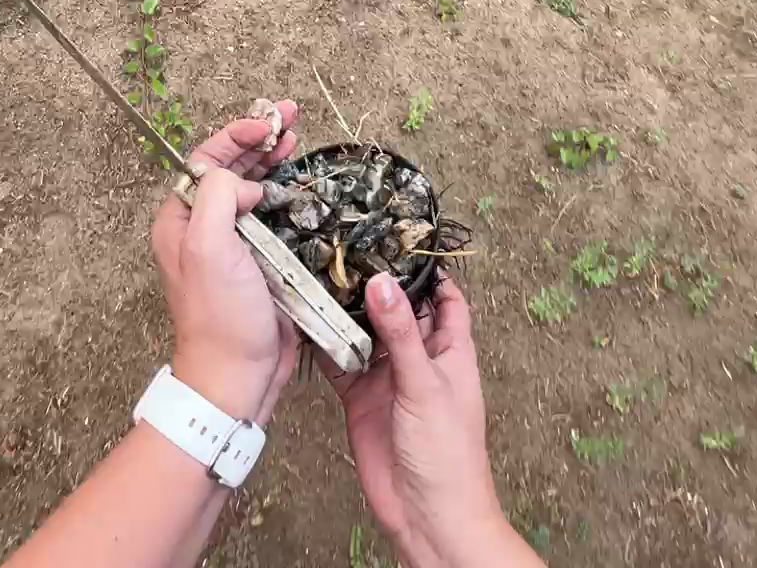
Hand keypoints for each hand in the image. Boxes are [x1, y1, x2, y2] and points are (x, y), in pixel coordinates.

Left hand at [150, 100, 301, 423]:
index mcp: (181, 219)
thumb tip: (246, 184)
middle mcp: (202, 225)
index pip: (207, 160)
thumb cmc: (220, 315)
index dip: (236, 136)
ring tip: (295, 136)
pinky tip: (298, 179)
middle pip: (230, 167)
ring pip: (251, 185)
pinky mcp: (257, 258)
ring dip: (271, 159)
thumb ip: (219, 197)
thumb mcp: (208, 247)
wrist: (238, 375)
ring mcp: (231, 241)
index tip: (266, 126)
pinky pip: (270, 212)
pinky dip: (284, 191)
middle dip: (258, 138)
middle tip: (291, 114)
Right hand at [326, 274, 535, 567]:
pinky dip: (326, 345)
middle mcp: (418, 357)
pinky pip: (341, 363)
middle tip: (347, 249)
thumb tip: (381, 281)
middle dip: (377, 283)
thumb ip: (401, 334)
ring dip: (347, 311)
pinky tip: (306, 322)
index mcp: (449, 349)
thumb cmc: (448, 454)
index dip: (428, 270)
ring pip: (366, 332)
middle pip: (398, 309)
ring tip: (321, 275)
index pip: (445, 298)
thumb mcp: (426, 385)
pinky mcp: (361, 397)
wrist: (427, 518)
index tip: (401, 238)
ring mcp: (387, 376)